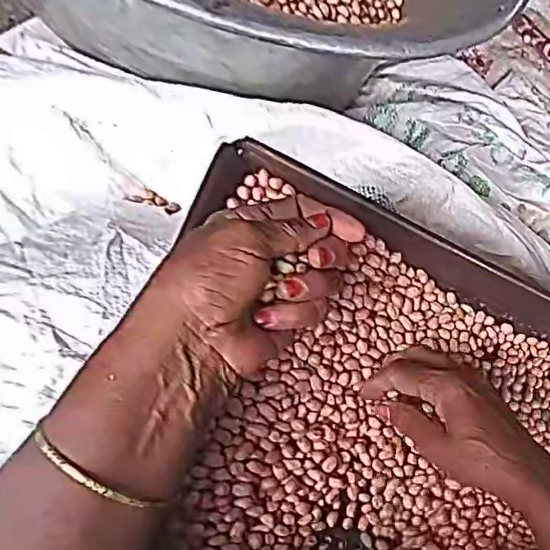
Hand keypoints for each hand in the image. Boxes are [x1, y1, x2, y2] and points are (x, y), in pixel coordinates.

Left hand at [136, 192, 362, 382]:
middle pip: (322, 248)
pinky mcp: (290, 317)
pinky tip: (268, 316)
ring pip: (325, 282)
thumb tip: (321, 223)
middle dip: (324, 255)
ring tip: (279, 292)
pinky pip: (316, 311)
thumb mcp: (243, 237)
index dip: (330, 219)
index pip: (302, 213)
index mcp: (251, 227)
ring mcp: (282, 288)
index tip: (354, 230)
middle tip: (313, 260)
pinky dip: (293, 314)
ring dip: (306, 288)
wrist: (194, 335)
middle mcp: (269, 256)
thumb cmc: (200, 283)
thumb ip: (289, 227)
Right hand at [359, 348, 549, 549]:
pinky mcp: (486, 392)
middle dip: (392, 368)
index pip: (401, 372)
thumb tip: (385, 405)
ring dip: (412, 369)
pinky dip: (431, 376)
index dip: (377, 382)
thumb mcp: (436, 447)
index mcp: (448, 386)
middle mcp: (464, 376)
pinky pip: (451, 371)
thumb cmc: (484, 464)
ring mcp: (478, 381)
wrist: (526, 472)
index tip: (363, 395)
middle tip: (376, 389)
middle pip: (418, 356)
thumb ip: (408, 421)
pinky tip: (426, 398)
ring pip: (435, 360)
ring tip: (396, 392)